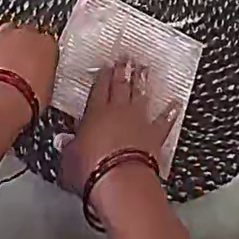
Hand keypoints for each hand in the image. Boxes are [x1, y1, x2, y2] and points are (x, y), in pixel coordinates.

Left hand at [0, 26, 57, 117]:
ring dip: (5, 42)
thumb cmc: (27, 98)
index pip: (46, 43)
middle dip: (23, 44)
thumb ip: (42, 76)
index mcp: (48, 45)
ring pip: (6, 31)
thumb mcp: (45, 90)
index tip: (36, 64)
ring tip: (1, 61)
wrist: (1, 100)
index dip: (39, 54)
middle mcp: (29, 35)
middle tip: (18, 62)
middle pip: (26, 32)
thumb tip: (37, 80)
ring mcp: (6, 36)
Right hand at [60, 59, 177, 195]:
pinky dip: (170, 112)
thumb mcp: (69, 160)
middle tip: (127, 57)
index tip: (107, 65)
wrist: (121, 181)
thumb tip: (62, 141)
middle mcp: (119, 111)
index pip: (99, 89)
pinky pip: (164, 121)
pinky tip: (175, 104)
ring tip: (144, 69)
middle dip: (123, 70)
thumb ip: (68, 147)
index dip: (103, 76)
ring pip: (141, 96)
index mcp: (96, 113)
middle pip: (121, 86)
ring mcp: (139, 121)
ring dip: (143, 82)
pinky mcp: (155, 135)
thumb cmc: (91, 170)